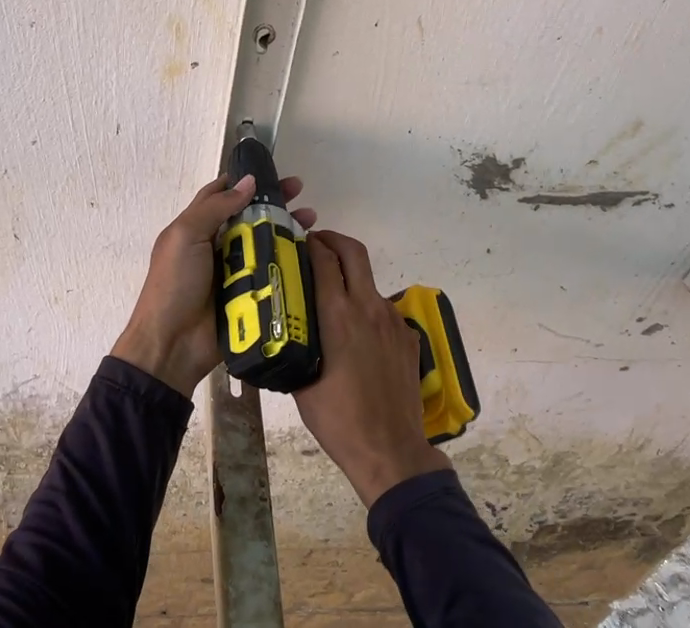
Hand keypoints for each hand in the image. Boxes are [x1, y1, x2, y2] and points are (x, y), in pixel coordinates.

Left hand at [111, 174, 315, 397]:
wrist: (174, 344)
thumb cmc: (175, 284)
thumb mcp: (186, 236)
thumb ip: (215, 207)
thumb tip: (249, 181)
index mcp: (195, 228)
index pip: (221, 195)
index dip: (243, 182)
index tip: (272, 172)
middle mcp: (215, 246)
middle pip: (249, 218)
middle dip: (274, 203)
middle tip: (302, 193)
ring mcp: (234, 272)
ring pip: (265, 244)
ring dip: (287, 230)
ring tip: (313, 221)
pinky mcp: (250, 295)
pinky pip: (273, 274)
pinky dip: (290, 262)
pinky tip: (311, 253)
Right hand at [294, 231, 452, 507]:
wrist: (389, 449)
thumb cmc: (337, 417)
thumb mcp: (301, 378)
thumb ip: (296, 343)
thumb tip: (281, 329)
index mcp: (338, 314)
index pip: (325, 258)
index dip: (310, 243)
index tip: (296, 241)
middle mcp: (368, 308)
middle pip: (354, 252)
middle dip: (334, 240)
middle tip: (315, 245)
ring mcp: (393, 321)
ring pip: (370, 281)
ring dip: (350, 276)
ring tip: (330, 295)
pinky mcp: (408, 338)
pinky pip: (384, 310)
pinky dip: (367, 308)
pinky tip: (355, 333)